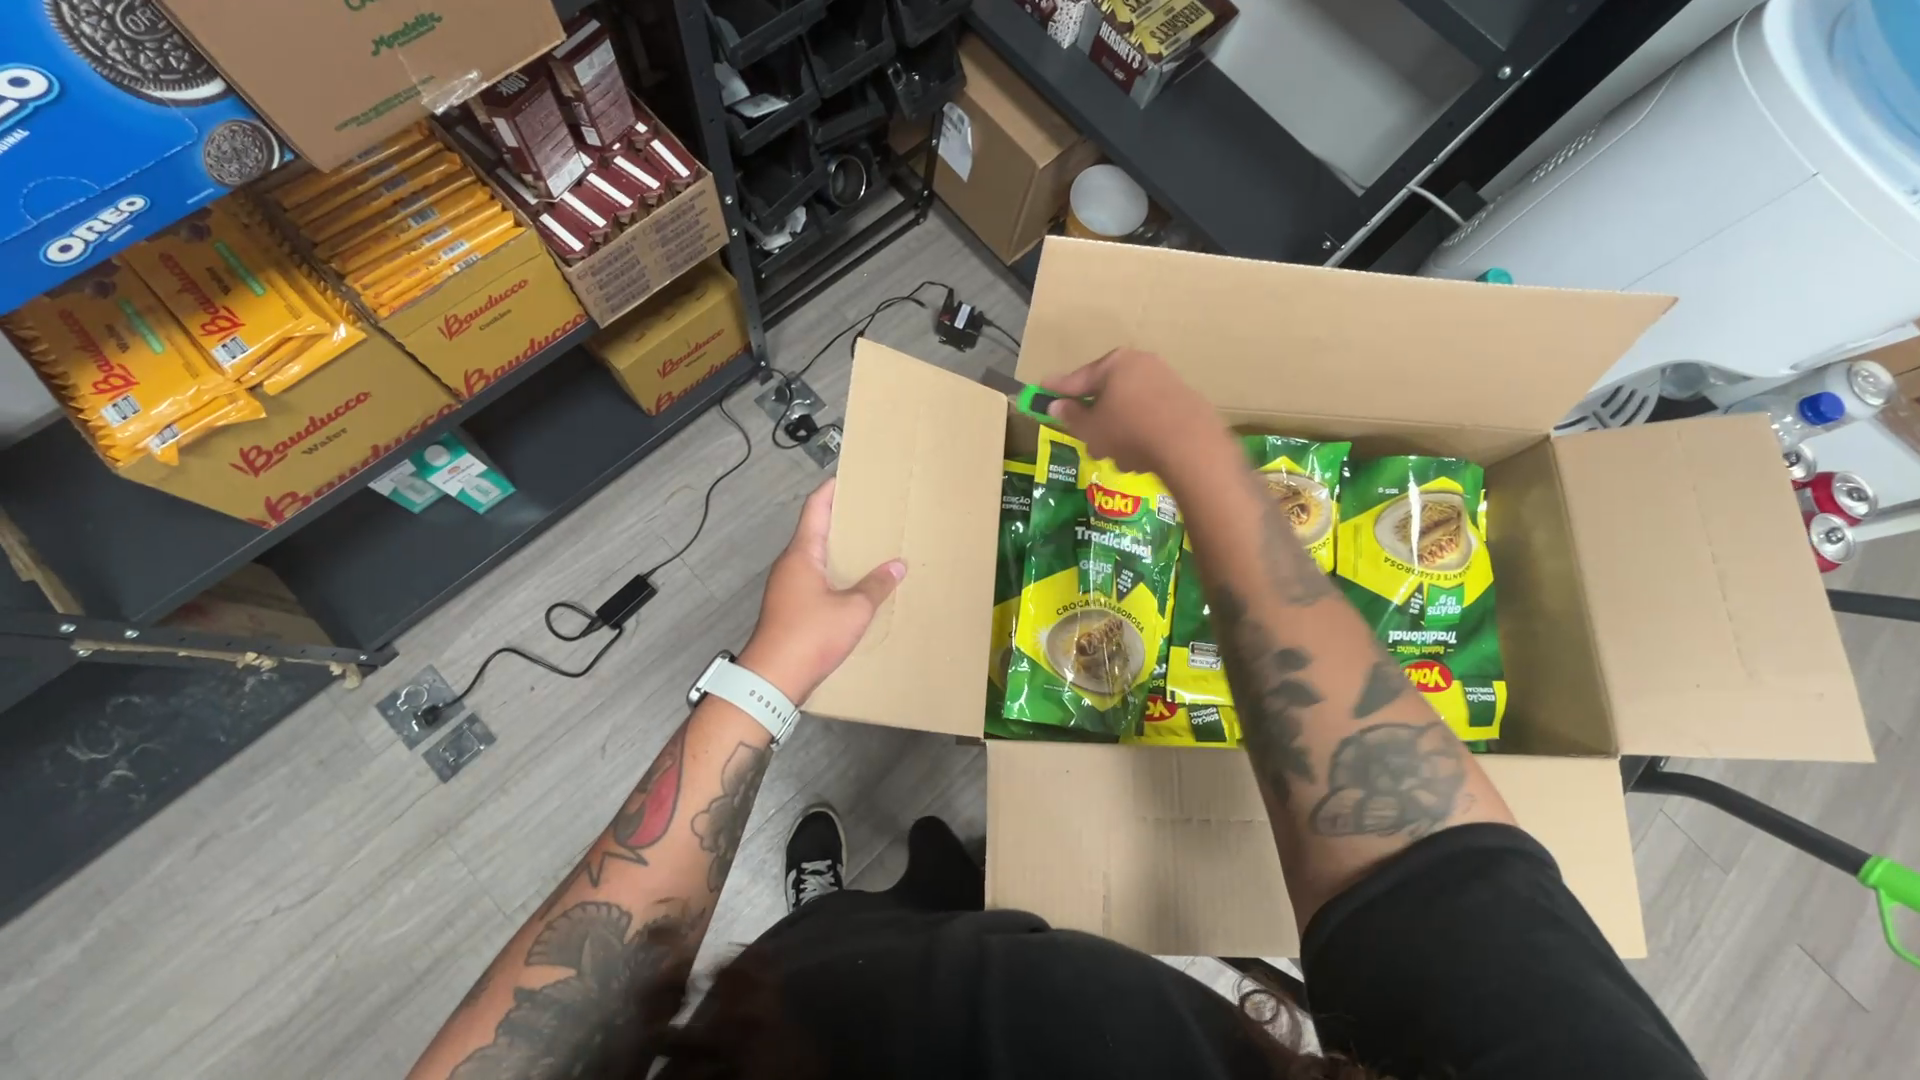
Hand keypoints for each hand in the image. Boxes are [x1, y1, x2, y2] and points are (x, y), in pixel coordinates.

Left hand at [739, 478, 905, 702]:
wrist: (773, 679)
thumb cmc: (810, 636)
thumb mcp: (853, 610)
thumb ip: (876, 585)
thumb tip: (896, 566)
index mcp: (802, 554)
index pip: (815, 509)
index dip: (831, 490)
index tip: (847, 476)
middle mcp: (790, 566)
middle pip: (816, 532)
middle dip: (841, 521)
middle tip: (870, 512)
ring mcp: (787, 588)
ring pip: (816, 559)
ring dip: (839, 551)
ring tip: (869, 546)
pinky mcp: (790, 609)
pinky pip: (816, 582)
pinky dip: (835, 576)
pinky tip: (855, 585)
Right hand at [1042, 348, 1225, 476]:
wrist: (1190, 446)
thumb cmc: (1129, 432)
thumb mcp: (1091, 428)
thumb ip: (1071, 416)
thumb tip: (1056, 405)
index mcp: (1115, 363)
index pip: (1077, 378)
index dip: (1056, 390)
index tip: (1041, 393)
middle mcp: (1142, 364)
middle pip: (1107, 392)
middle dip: (1095, 419)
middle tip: (1087, 441)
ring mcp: (1167, 381)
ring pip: (1129, 408)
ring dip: (1118, 432)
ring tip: (1118, 458)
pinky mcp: (1186, 403)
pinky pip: (1151, 417)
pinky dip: (1141, 434)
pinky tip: (1141, 458)